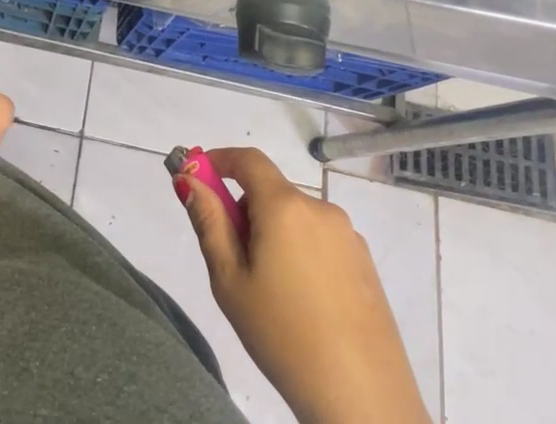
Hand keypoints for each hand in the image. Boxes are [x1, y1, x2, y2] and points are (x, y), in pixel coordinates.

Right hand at [177, 147, 429, 423]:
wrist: (360, 395)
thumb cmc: (281, 333)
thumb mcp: (229, 279)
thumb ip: (209, 222)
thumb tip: (190, 180)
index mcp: (285, 207)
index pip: (248, 159)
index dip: (218, 160)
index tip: (196, 176)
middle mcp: (321, 210)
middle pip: (271, 192)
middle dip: (244, 211)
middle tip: (231, 260)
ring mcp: (349, 237)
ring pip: (296, 219)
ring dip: (273, 235)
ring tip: (268, 292)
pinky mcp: (365, 264)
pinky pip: (320, 241)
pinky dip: (300, 253)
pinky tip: (301, 303)